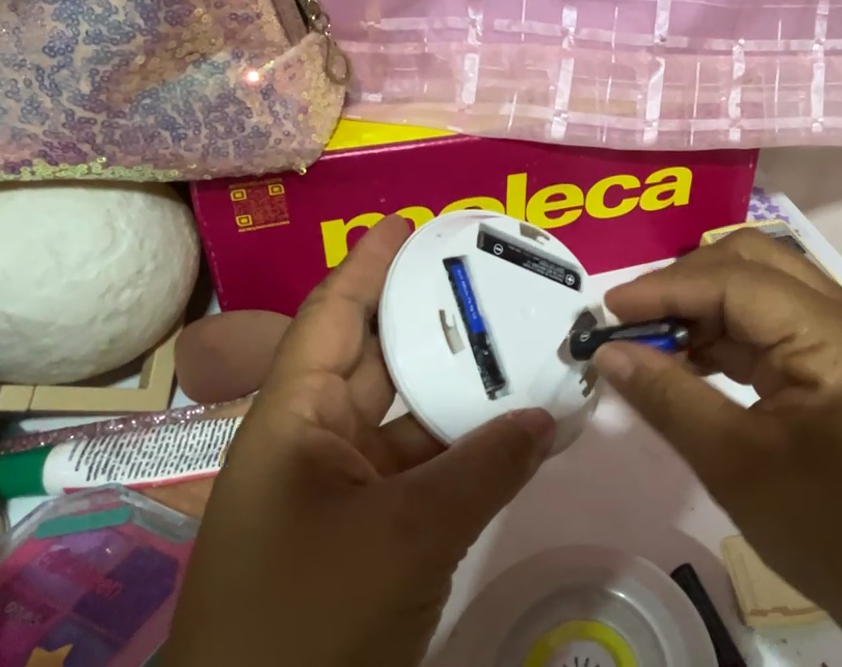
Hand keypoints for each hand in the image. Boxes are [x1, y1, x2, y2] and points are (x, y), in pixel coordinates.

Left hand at [163, 218, 555, 666]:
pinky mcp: (367, 539)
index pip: (334, 317)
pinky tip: (516, 436)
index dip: (371, 264)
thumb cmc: (310, 617)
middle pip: (378, 360)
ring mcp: (340, 496)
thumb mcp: (405, 536)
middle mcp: (313, 445)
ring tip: (524, 350)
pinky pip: (422, 473)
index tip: (415, 223)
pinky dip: (465, 453)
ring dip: (460, 393)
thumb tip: (548, 417)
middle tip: (495, 282)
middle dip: (433, 320)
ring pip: (407, 419)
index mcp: (292, 422)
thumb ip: (483, 469)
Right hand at [595, 231, 841, 666]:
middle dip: (686, 284)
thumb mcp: (736, 465)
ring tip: (649, 342)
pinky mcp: (836, 358)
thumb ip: (669, 398)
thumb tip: (608, 351)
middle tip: (630, 323)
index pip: (735, 279)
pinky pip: (772, 320)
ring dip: (703, 305)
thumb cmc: (827, 528)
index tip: (605, 310)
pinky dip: (726, 331)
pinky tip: (687, 358)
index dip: (665, 289)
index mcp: (833, 332)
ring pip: (760, 285)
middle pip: (752, 262)